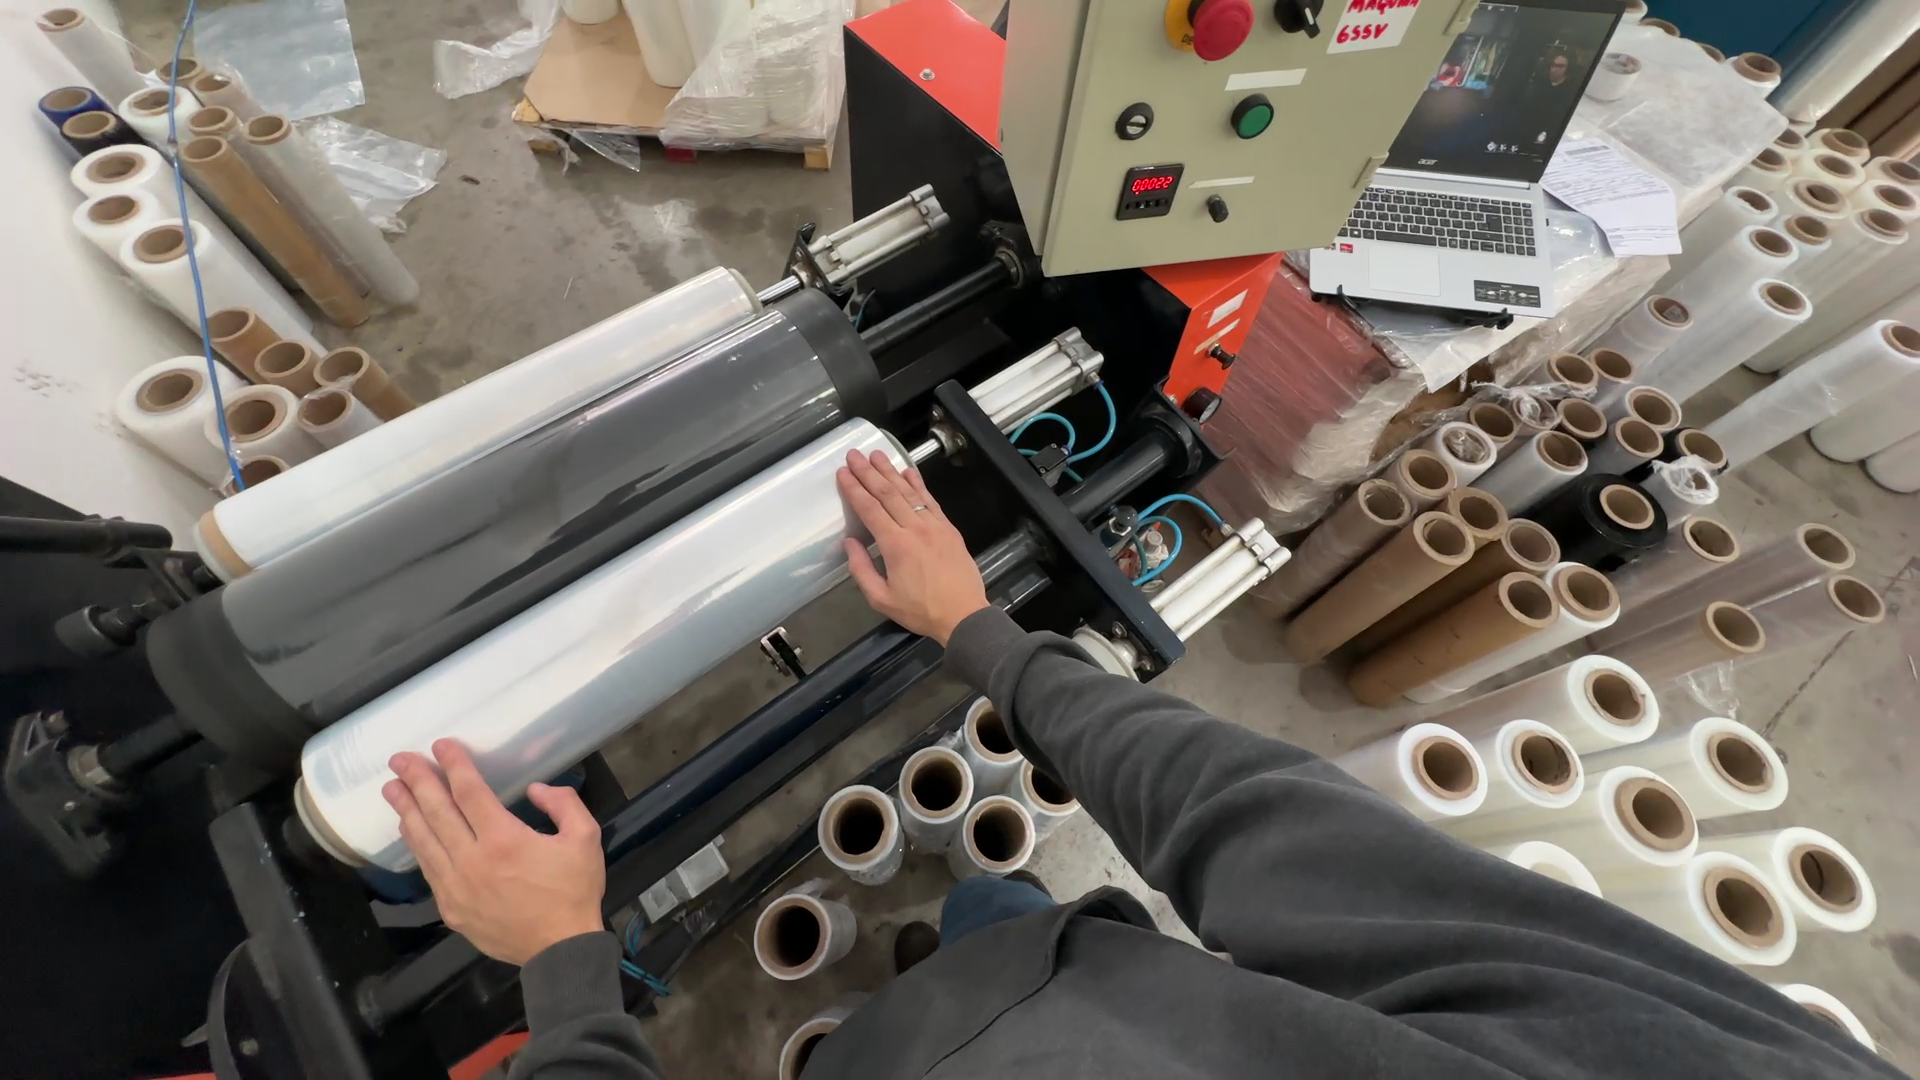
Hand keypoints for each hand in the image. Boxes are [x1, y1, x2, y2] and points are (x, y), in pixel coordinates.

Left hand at [383, 739, 605, 965]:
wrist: (559, 947)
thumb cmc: (575, 889)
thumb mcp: (585, 838)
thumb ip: (564, 804)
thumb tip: (536, 789)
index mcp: (505, 840)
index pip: (471, 794)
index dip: (455, 767)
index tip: (441, 746)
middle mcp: (472, 860)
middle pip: (438, 814)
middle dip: (418, 783)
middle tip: (400, 760)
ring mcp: (456, 886)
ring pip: (425, 841)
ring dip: (407, 811)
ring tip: (392, 788)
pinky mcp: (451, 908)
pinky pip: (428, 868)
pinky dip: (416, 844)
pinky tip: (411, 829)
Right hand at [837, 450, 988, 645]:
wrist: (964, 615)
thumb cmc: (920, 611)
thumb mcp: (881, 598)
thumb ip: (861, 569)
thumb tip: (849, 542)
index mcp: (896, 545)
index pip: (870, 510)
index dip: (854, 489)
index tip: (843, 473)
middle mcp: (915, 529)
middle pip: (888, 493)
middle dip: (869, 472)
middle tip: (854, 455)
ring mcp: (935, 526)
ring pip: (909, 492)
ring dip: (891, 471)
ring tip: (877, 455)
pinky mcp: (949, 528)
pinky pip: (930, 500)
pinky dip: (918, 484)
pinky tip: (909, 472)